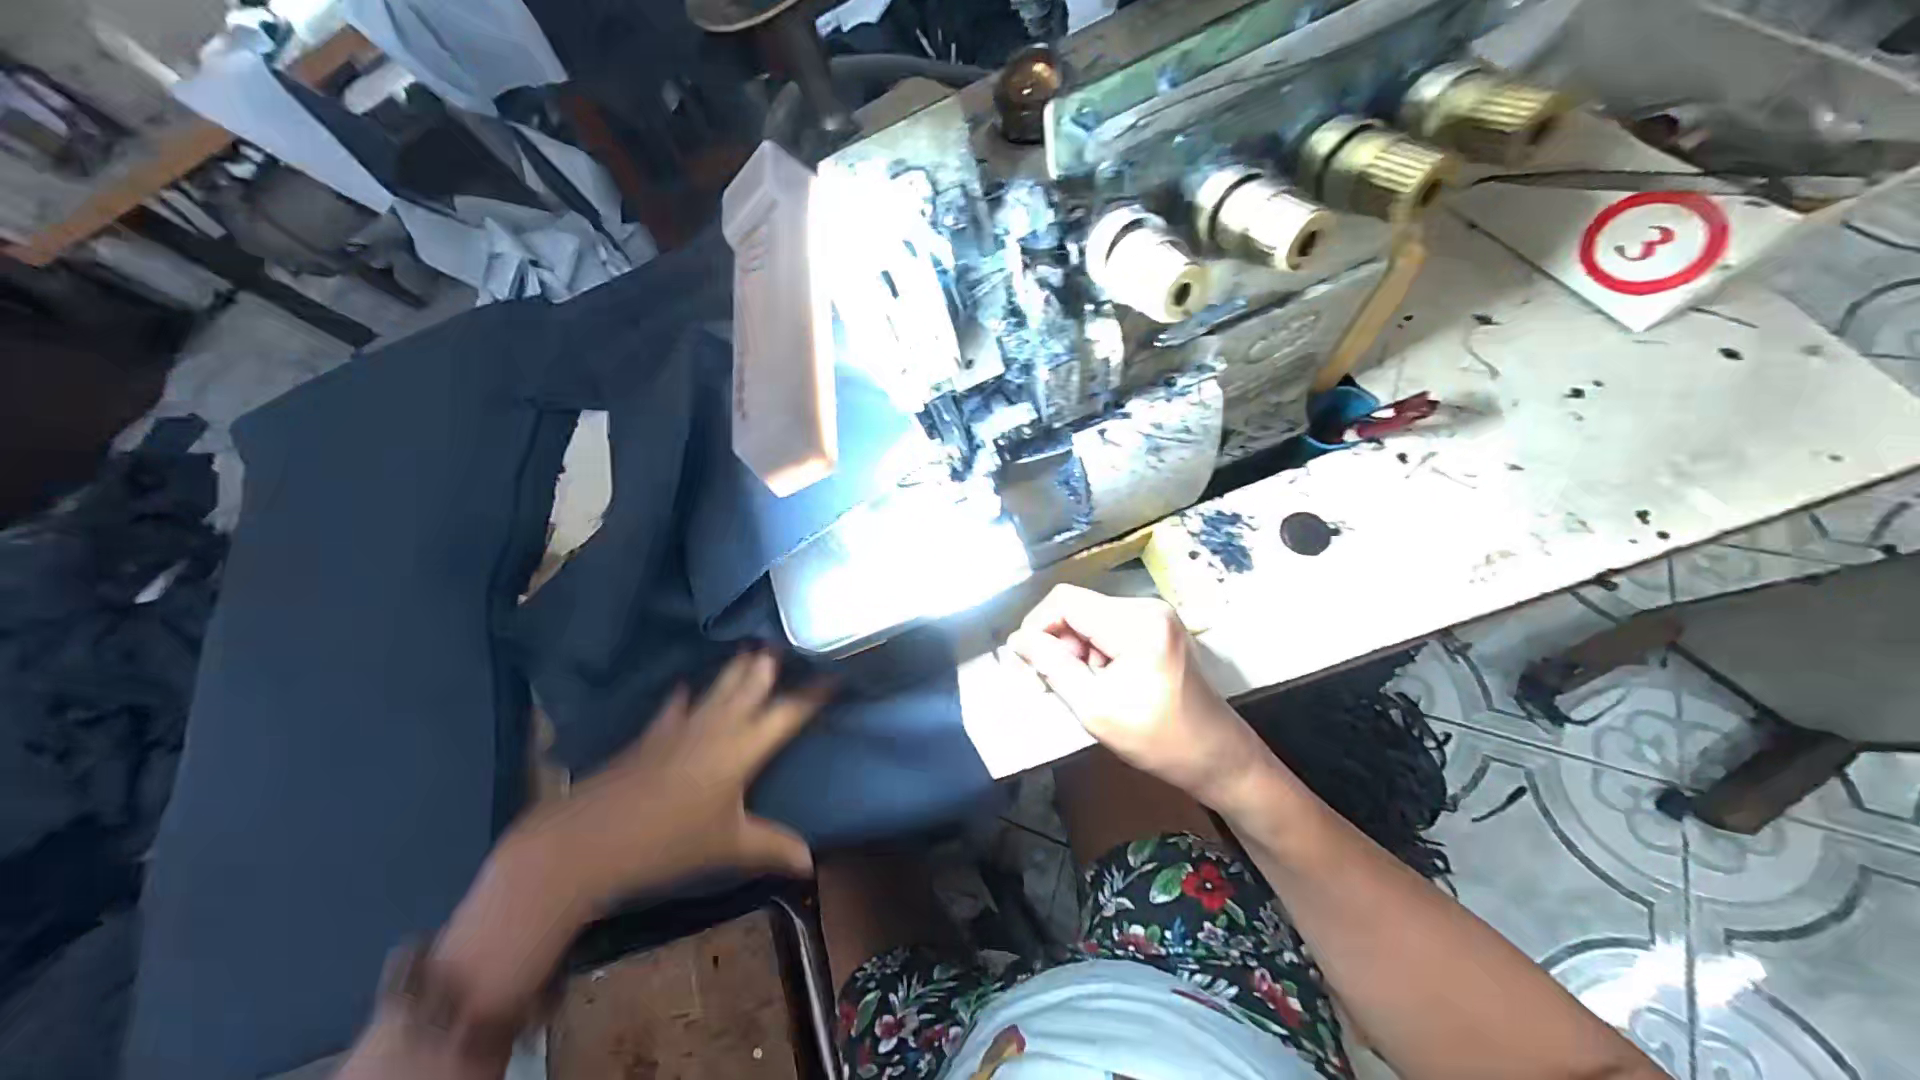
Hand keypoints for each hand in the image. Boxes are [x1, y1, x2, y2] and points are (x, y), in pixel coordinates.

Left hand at [528, 651, 829, 903]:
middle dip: (771, 664)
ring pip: (717, 688)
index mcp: (743, 748)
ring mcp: (681, 727)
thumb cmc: (668, 842)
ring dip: (736, 670)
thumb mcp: (728, 847)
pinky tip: (684, 687)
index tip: (836, 672)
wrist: (587, 839)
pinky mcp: (652, 736)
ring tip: (751, 648)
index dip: (814, 693)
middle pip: (750, 686)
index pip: (788, 713)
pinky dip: (685, 696)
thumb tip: (812, 865)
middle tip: (789, 641)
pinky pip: (676, 707)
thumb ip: (773, 848)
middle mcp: (716, 727)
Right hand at [1008, 584, 1276, 812]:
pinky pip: (1109, 626)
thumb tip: (1017, 640)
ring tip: (1082, 687)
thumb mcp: (1095, 709)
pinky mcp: (1159, 627)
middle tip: (1052, 682)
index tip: (1026, 662)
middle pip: (1077, 607)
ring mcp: (1156, 615)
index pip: (1065, 601)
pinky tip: (1101, 681)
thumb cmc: (1158, 740)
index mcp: (1137, 623)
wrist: (1218, 756)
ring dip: (1075, 649)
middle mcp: (1148, 607)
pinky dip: (1095, 651)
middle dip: (1057, 642)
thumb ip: (1052, 667)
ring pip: (1090, 617)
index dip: (1036, 626)